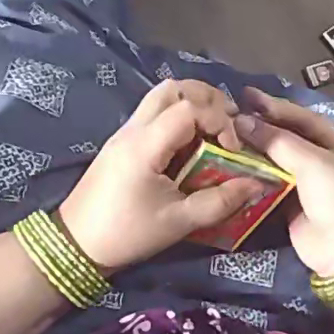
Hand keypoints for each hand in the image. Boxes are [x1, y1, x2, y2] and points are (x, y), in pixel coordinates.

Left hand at [57, 80, 267, 269]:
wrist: (75, 244)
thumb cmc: (127, 234)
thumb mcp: (179, 222)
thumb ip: (221, 201)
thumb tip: (257, 185)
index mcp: (145, 145)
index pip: (189, 108)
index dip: (219, 121)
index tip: (232, 150)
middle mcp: (133, 129)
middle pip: (173, 88)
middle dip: (207, 99)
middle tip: (228, 126)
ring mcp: (124, 132)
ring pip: (160, 96)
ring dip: (191, 104)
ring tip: (212, 131)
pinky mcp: (121, 142)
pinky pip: (152, 113)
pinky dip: (177, 116)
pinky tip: (190, 143)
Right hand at [233, 88, 333, 278]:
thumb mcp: (312, 162)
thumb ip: (278, 141)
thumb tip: (243, 121)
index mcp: (333, 143)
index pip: (300, 117)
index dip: (274, 106)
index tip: (245, 96)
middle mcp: (318, 159)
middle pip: (285, 137)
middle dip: (260, 126)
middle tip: (230, 114)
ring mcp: (303, 183)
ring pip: (273, 160)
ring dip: (252, 150)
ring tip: (225, 137)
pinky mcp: (288, 203)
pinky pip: (267, 182)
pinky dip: (251, 174)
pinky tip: (230, 166)